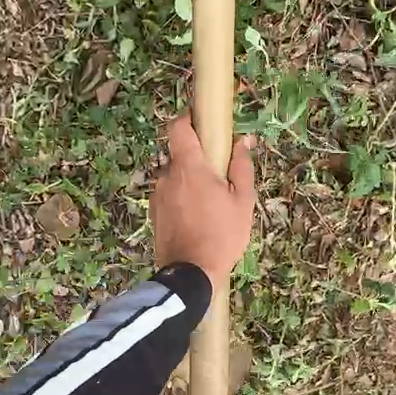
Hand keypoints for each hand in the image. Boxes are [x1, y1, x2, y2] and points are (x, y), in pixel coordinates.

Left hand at [153, 111, 254, 288]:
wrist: (190, 274)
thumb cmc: (221, 236)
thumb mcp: (242, 202)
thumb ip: (241, 168)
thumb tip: (242, 142)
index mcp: (189, 167)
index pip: (178, 128)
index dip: (188, 120)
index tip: (203, 123)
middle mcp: (167, 176)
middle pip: (179, 155)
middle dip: (197, 161)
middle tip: (218, 178)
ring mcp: (157, 196)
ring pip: (174, 178)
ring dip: (189, 184)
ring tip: (209, 206)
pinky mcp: (153, 214)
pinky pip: (169, 197)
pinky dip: (181, 201)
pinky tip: (196, 219)